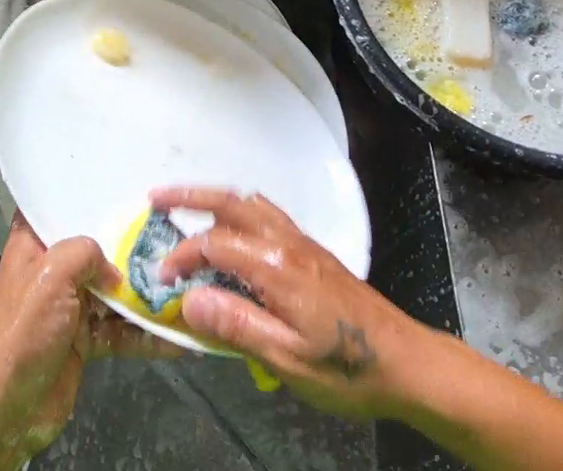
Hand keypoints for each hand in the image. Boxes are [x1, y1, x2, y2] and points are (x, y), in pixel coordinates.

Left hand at [0, 215, 174, 469]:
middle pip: (96, 248)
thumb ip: (85, 252)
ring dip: (146, 292)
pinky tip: (180, 334)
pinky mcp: (86, 341)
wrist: (8, 407)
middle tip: (171, 229)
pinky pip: (123, 331)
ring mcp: (71, 306)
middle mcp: (52, 270)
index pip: (56, 207)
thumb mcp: (51, 275)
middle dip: (131, 244)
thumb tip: (115, 267)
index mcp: (32, 245)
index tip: (123, 182)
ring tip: (188, 281)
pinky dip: (148, 334)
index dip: (84, 194)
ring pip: (115, 290)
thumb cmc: (23, 330)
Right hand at [152, 186, 419, 420]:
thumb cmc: (347, 367)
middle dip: (190, 196)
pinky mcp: (312, 251)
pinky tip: (232, 224)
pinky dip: (239, 207)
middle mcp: (288, 244)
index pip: (216, 246)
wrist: (407, 362)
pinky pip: (268, 214)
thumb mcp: (288, 360)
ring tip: (184, 204)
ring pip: (252, 203)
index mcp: (278, 268)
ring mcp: (302, 243)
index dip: (182, 257)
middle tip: (155, 198)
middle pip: (232, 203)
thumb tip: (189, 300)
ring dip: (214, 197)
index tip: (161, 278)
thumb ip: (236, 326)